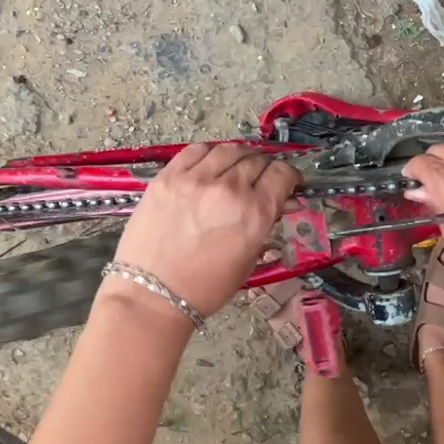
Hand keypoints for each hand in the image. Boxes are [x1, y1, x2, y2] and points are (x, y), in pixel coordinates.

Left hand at [109, 144, 299, 317]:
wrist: (154, 294)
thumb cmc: (207, 286)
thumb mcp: (249, 258)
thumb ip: (265, 224)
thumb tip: (281, 202)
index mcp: (255, 213)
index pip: (282, 174)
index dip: (289, 176)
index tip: (286, 182)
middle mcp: (229, 189)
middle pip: (257, 160)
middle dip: (264, 168)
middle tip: (259, 180)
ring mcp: (195, 180)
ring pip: (229, 149)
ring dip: (240, 156)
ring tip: (236, 167)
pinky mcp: (167, 177)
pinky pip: (195, 150)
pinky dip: (210, 154)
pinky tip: (210, 165)